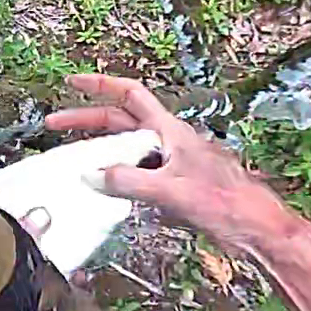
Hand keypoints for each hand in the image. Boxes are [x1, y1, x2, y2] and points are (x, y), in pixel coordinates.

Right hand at [45, 74, 310, 310]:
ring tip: (71, 161)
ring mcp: (168, 163)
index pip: (129, 95)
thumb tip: (91, 176)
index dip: (99, 85)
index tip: (72, 83)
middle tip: (54, 126)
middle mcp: (165, 141)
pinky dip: (114, 177)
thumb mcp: (172, 189)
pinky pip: (133, 174)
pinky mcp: (171, 184)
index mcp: (167, 131)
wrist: (256, 228)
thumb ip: (129, 181)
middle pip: (118, 122)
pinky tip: (101, 192)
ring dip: (97, 151)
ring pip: (124, 150)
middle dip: (85, 121)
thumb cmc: (224, 201)